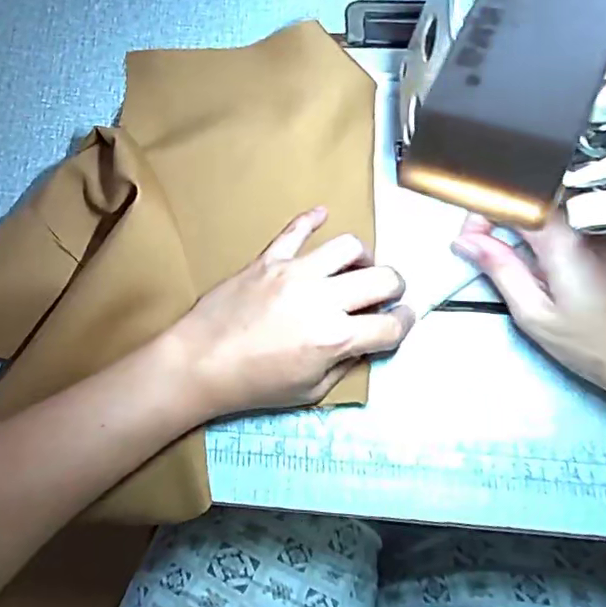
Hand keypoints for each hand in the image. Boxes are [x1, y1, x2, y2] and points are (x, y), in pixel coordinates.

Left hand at [164, 207, 414, 416]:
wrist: (200, 362)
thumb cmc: (254, 384)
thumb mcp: (310, 391)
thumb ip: (345, 364)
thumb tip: (365, 343)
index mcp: (335, 338)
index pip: (390, 325)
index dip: (405, 323)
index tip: (403, 319)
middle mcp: (322, 299)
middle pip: (382, 279)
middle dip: (395, 287)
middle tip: (387, 294)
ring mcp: (294, 273)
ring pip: (347, 246)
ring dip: (361, 257)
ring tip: (355, 268)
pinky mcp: (269, 260)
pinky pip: (295, 230)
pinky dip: (311, 219)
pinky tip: (322, 214)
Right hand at [451, 211, 605, 406]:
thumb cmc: (600, 346)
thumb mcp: (535, 314)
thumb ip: (499, 269)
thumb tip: (468, 242)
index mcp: (565, 238)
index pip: (511, 200)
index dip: (481, 215)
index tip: (470, 241)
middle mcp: (591, 220)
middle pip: (532, 192)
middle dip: (500, 211)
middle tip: (485, 244)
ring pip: (553, 197)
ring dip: (525, 216)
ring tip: (516, 251)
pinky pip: (577, 209)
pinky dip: (552, 221)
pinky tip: (549, 253)